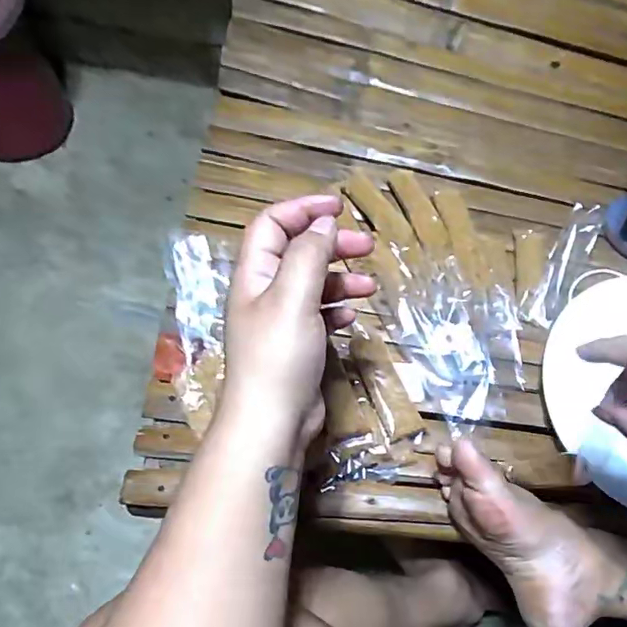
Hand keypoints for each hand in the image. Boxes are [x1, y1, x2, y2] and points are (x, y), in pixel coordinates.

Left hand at [222, 195, 375, 446]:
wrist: (273, 419)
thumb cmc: (279, 356)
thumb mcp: (294, 298)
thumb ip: (309, 256)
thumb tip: (326, 224)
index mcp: (254, 275)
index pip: (273, 226)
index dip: (303, 209)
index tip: (340, 207)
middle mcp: (265, 294)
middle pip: (298, 253)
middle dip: (332, 244)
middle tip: (368, 245)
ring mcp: (282, 321)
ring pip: (313, 285)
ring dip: (342, 278)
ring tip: (371, 285)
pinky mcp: (298, 346)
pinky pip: (320, 315)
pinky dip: (338, 308)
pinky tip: (354, 314)